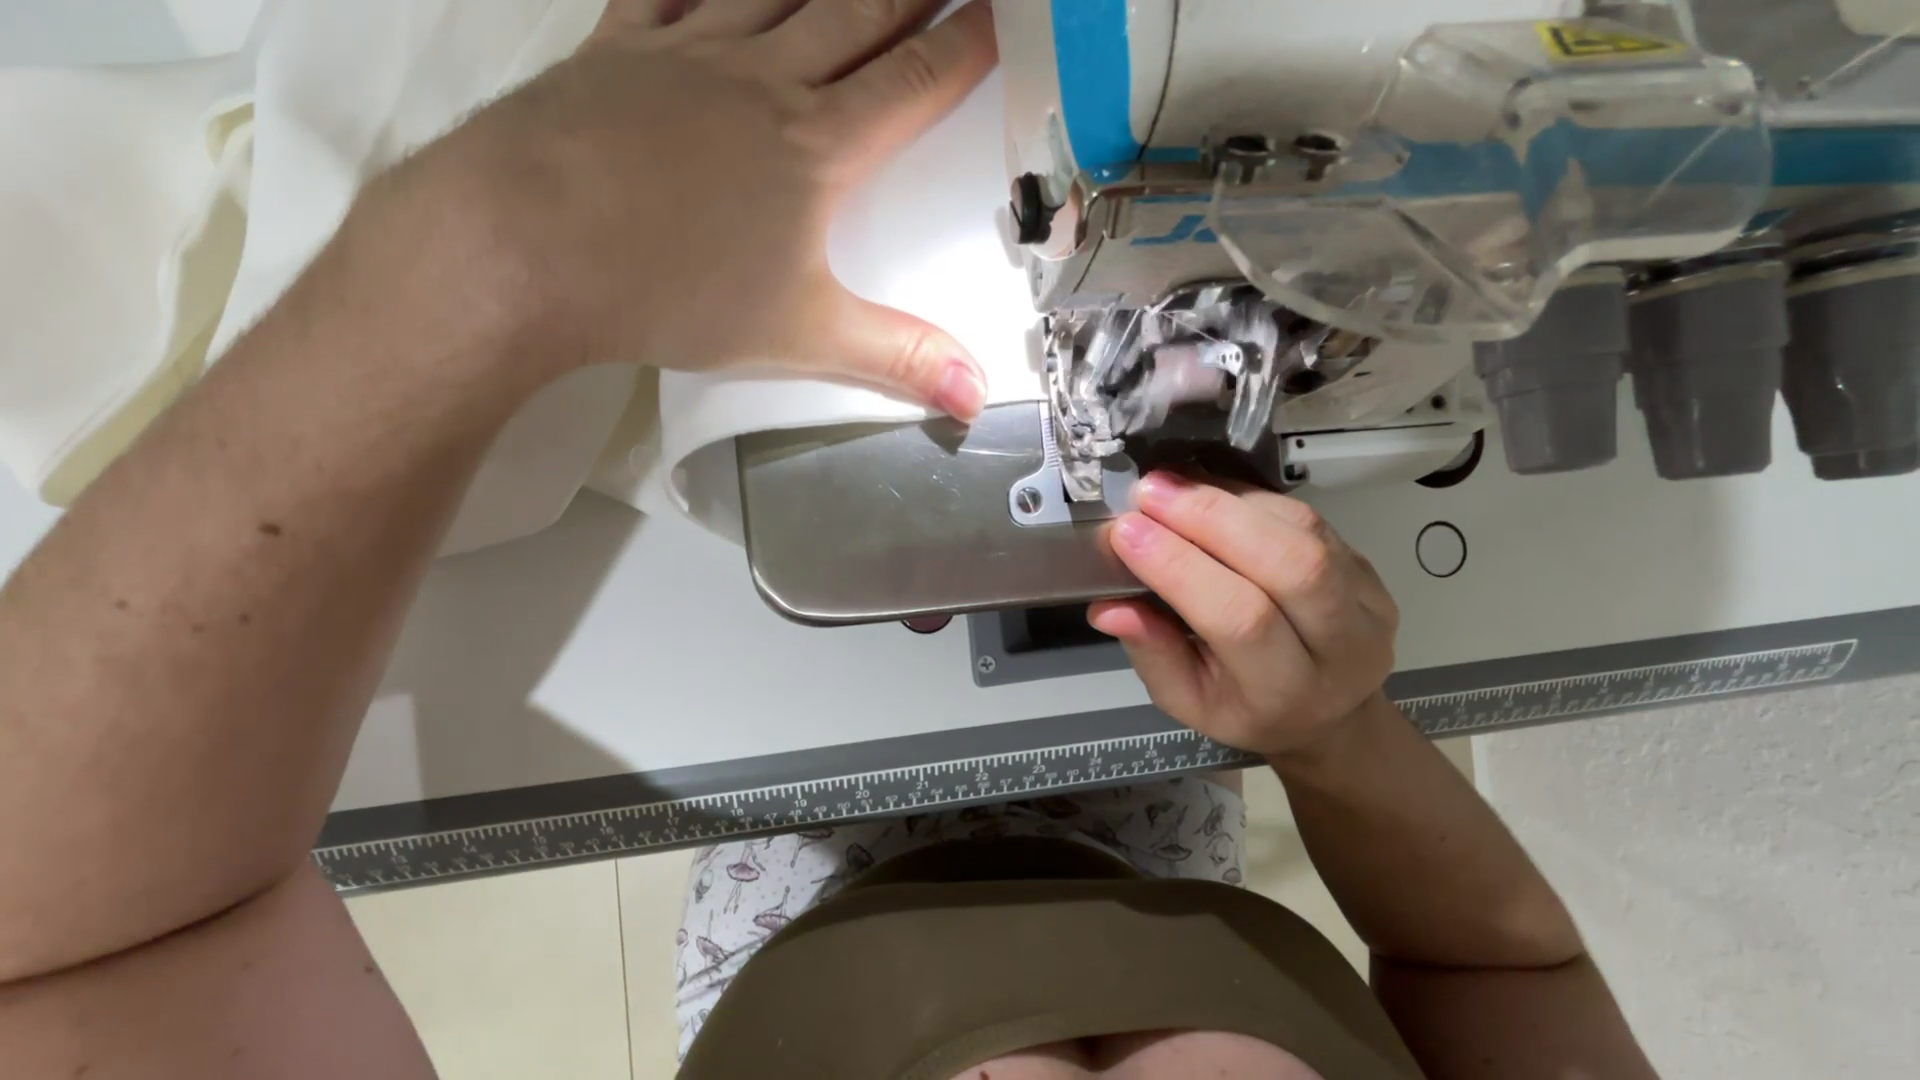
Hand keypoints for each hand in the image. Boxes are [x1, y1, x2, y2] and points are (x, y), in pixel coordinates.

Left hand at [382, 0, 996, 416]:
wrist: (524, 248)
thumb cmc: (673, 292)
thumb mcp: (801, 337)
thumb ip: (897, 358)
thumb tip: (977, 396)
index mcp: (818, 148)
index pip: (914, 84)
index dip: (967, 47)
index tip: (1005, 13)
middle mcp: (765, 80)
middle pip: (861, 12)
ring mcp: (690, 52)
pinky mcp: (621, 47)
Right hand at [1088, 472, 1398, 757]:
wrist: (1331, 713)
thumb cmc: (1246, 708)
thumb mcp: (1187, 701)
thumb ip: (1152, 653)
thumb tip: (1108, 607)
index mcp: (1286, 692)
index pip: (1240, 618)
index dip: (1180, 567)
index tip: (1126, 532)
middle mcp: (1341, 646)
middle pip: (1289, 564)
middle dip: (1211, 518)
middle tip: (1149, 493)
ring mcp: (1365, 601)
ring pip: (1302, 531)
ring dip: (1229, 500)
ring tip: (1170, 485)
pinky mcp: (1367, 567)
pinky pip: (1309, 517)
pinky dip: (1251, 497)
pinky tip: (1207, 491)